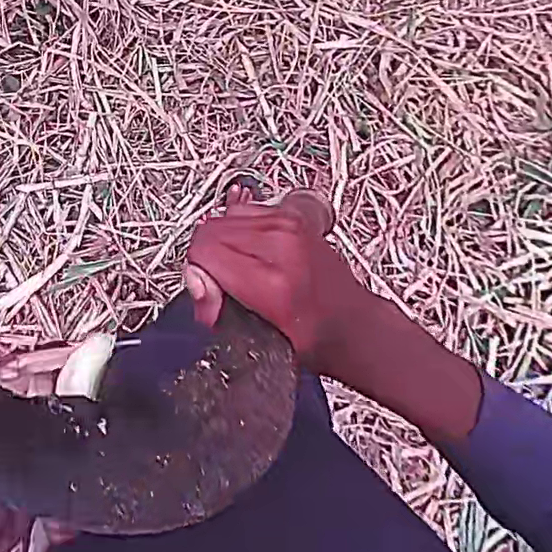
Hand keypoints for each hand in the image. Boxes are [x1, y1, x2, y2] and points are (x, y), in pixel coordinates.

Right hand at [185, 186, 482, 444]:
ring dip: (220, 241)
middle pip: (208, 231)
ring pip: (221, 218)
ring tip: (238, 268)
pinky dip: (236, 228)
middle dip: (206, 257)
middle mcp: (280, 244)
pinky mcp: (290, 215)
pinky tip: (249, 251)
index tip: (211, 294)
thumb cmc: (314, 337)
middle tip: (222, 284)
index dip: (198, 275)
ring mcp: (287, 224)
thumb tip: (196, 279)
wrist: (355, 327)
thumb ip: (216, 309)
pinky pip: (241, 211)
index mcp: (271, 280)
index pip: (202, 250)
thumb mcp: (257, 340)